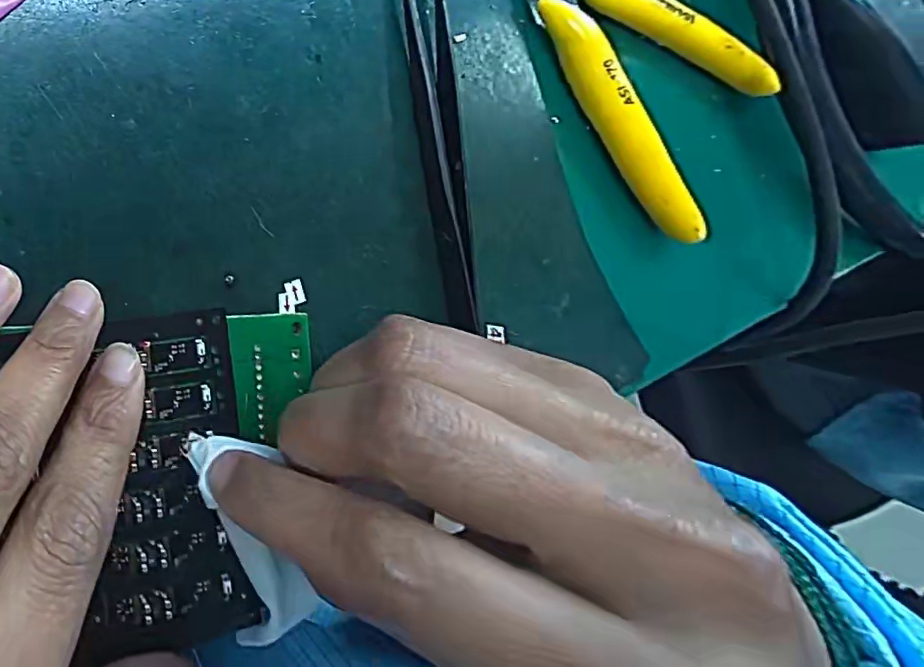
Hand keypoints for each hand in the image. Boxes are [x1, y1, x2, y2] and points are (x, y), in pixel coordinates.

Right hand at [209, 316, 827, 666]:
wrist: (740, 662)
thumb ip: (373, 596)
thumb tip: (261, 496)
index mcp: (618, 663)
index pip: (399, 558)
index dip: (285, 513)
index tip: (231, 485)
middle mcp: (648, 539)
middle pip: (413, 426)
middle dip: (313, 432)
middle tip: (294, 460)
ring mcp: (632, 439)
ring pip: (420, 352)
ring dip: (341, 383)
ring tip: (340, 429)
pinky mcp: (602, 388)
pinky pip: (449, 336)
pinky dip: (386, 364)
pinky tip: (394, 410)